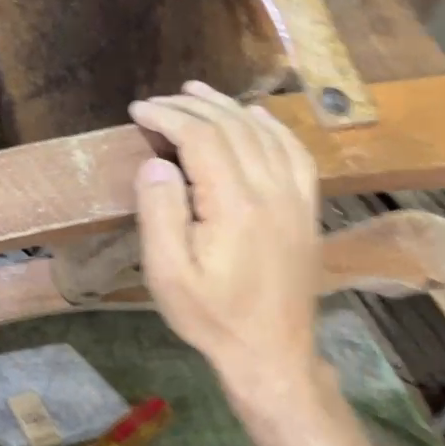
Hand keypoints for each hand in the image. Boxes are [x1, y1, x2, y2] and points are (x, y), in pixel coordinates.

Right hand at [128, 82, 322, 399]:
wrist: (271, 352)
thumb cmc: (210, 316)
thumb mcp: (167, 273)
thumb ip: (160, 213)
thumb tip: (156, 163)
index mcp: (235, 206)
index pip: (202, 138)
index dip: (168, 117)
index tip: (137, 111)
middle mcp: (272, 192)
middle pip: (233, 127)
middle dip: (191, 107)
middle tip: (156, 102)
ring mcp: (296, 200)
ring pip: (264, 133)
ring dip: (228, 107)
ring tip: (196, 93)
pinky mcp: (307, 210)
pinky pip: (295, 153)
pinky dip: (272, 127)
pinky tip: (255, 116)